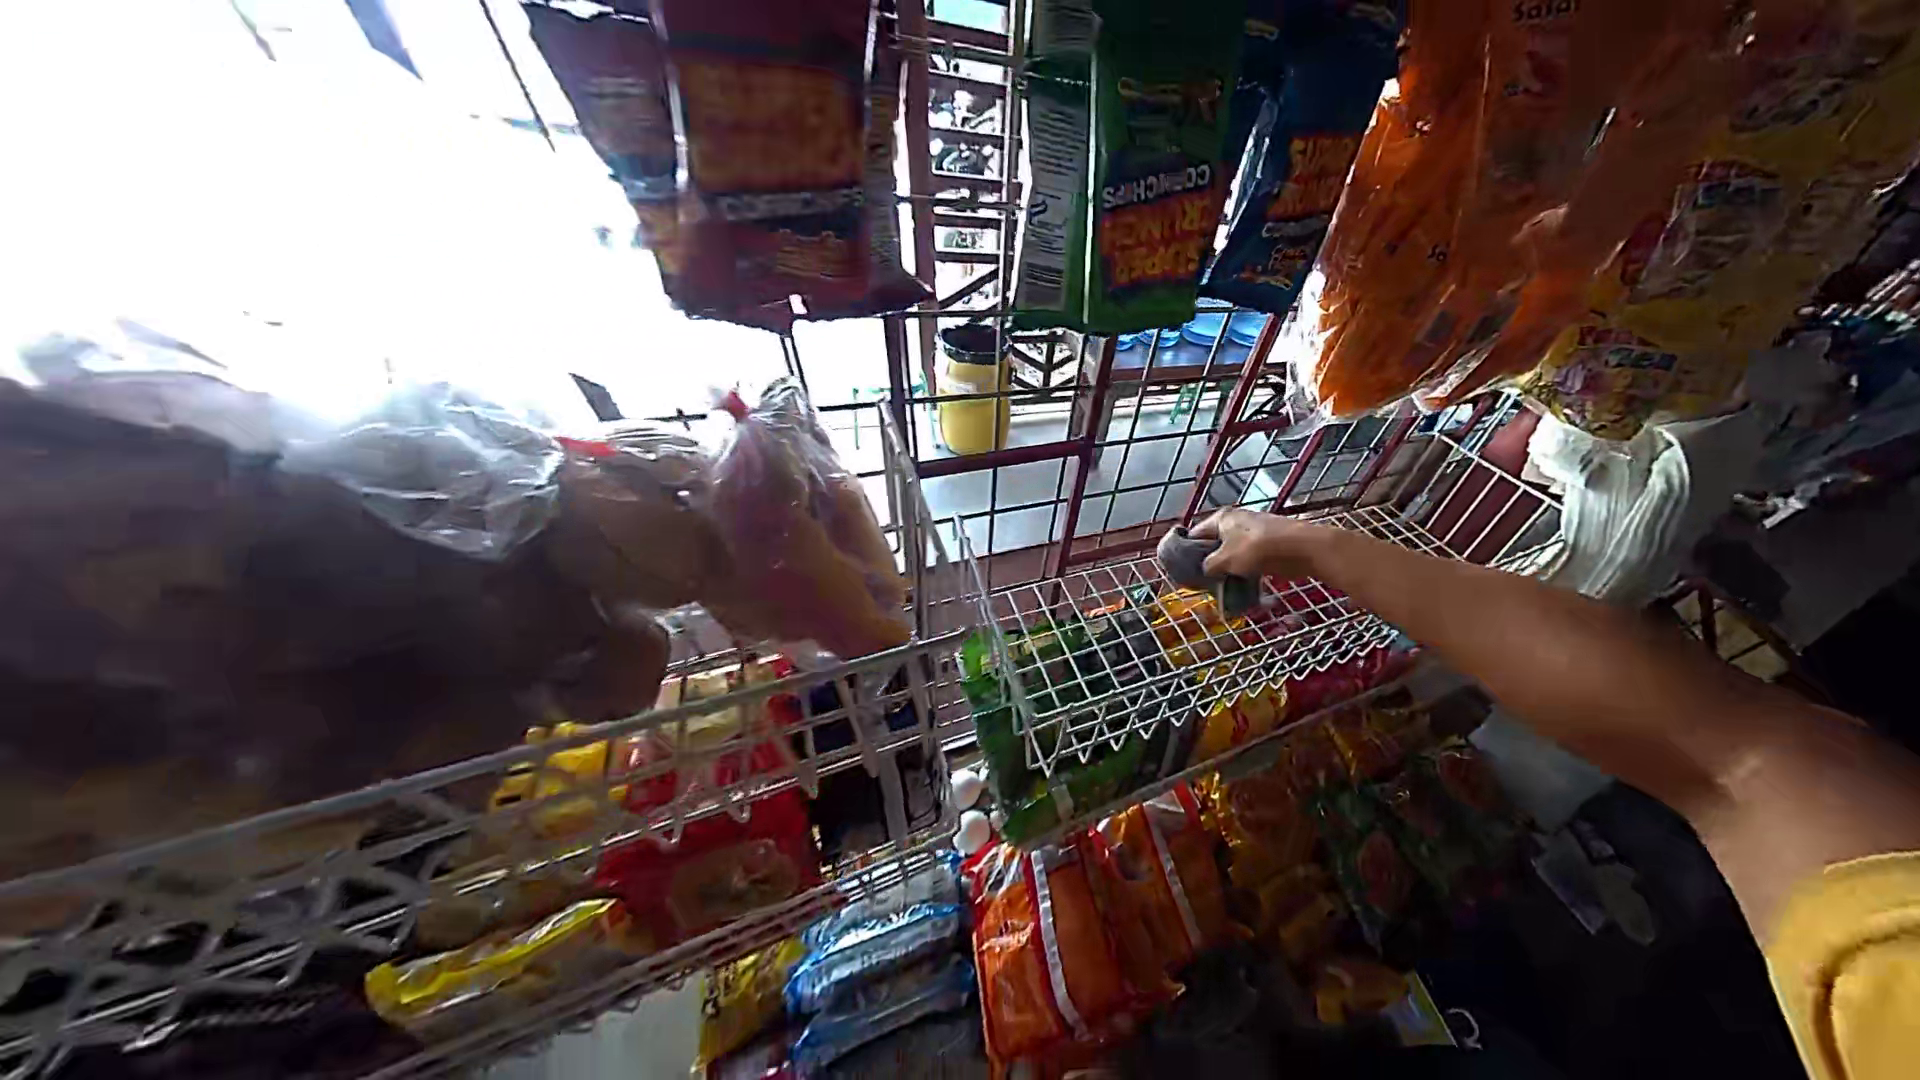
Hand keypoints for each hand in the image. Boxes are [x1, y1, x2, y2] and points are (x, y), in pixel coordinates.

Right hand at [1189, 507, 1324, 579]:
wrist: (1303, 548)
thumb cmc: (1258, 549)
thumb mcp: (1224, 560)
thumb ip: (1208, 565)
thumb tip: (1206, 569)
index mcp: (1221, 518)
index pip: (1194, 534)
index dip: (1187, 552)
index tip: (1184, 570)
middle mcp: (1235, 521)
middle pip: (1213, 544)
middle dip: (1208, 562)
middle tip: (1203, 581)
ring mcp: (1253, 533)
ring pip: (1231, 553)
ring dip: (1227, 569)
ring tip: (1221, 586)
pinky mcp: (1268, 545)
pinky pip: (1248, 559)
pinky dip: (1244, 571)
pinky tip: (1241, 584)